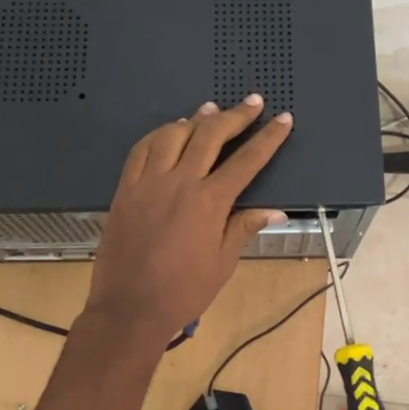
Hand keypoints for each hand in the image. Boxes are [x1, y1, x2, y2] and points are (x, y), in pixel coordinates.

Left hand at [84, 95, 291, 340]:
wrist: (130, 308)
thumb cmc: (183, 291)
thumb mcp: (222, 263)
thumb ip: (243, 228)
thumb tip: (274, 211)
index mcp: (210, 203)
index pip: (247, 161)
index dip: (268, 138)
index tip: (283, 120)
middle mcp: (180, 183)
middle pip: (210, 136)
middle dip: (235, 116)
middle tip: (252, 102)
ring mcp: (148, 183)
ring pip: (173, 135)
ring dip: (196, 119)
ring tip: (210, 110)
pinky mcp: (125, 189)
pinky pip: (141, 150)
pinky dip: (158, 135)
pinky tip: (169, 131)